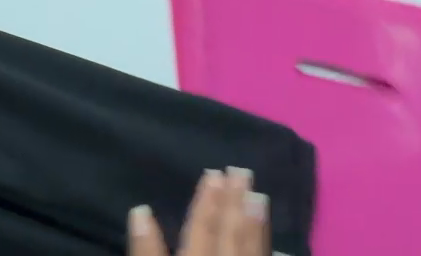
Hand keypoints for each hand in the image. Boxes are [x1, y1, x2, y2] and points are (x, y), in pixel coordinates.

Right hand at [129, 168, 268, 255]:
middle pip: (230, 236)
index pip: (202, 228)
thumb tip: (140, 211)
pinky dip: (269, 253)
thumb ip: (146, 250)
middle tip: (243, 172)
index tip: (215, 173)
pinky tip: (280, 246)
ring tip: (261, 197)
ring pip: (251, 251)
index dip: (208, 201)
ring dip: (255, 225)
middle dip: (235, 204)